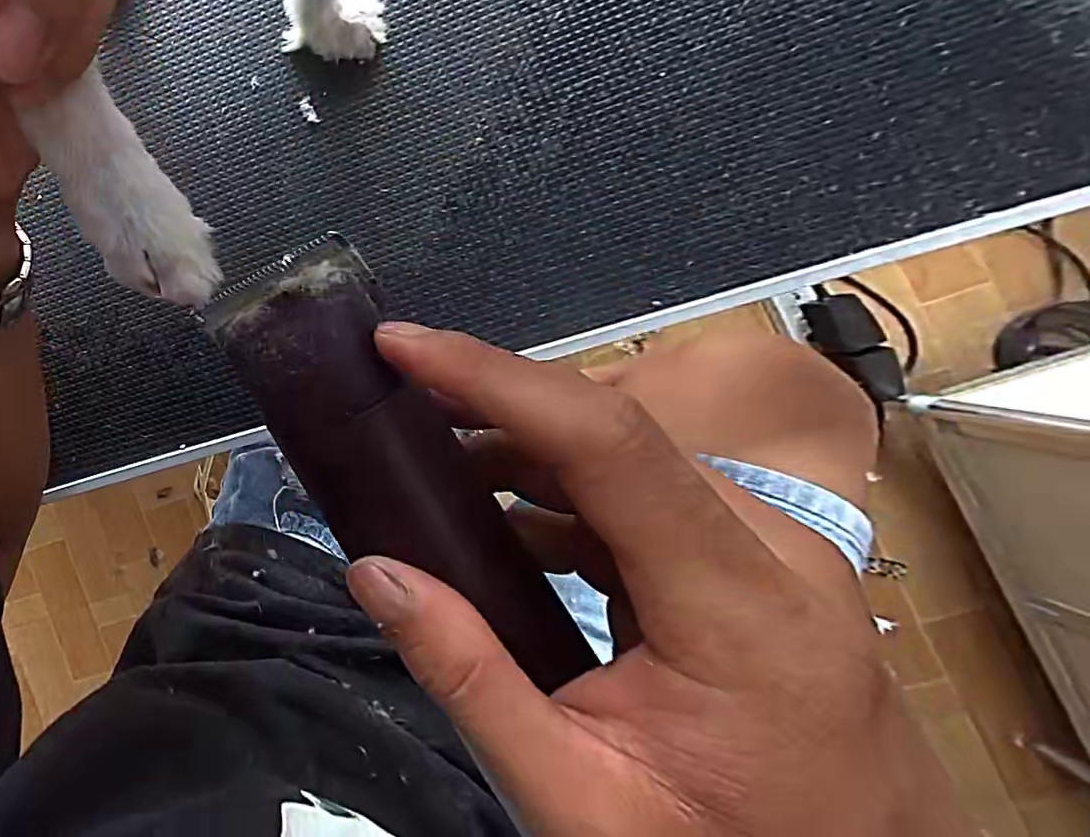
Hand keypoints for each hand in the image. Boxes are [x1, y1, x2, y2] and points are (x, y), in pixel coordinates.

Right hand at [347, 325, 967, 836]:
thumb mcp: (576, 801)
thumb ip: (466, 681)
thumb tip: (371, 572)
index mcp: (742, 611)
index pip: (605, 442)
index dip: (492, 377)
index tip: (401, 345)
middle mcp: (765, 550)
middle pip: (601, 428)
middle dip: (482, 397)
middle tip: (390, 395)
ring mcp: (755, 545)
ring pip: (607, 446)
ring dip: (506, 438)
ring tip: (425, 455)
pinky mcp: (732, 553)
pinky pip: (620, 483)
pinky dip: (540, 478)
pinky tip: (489, 507)